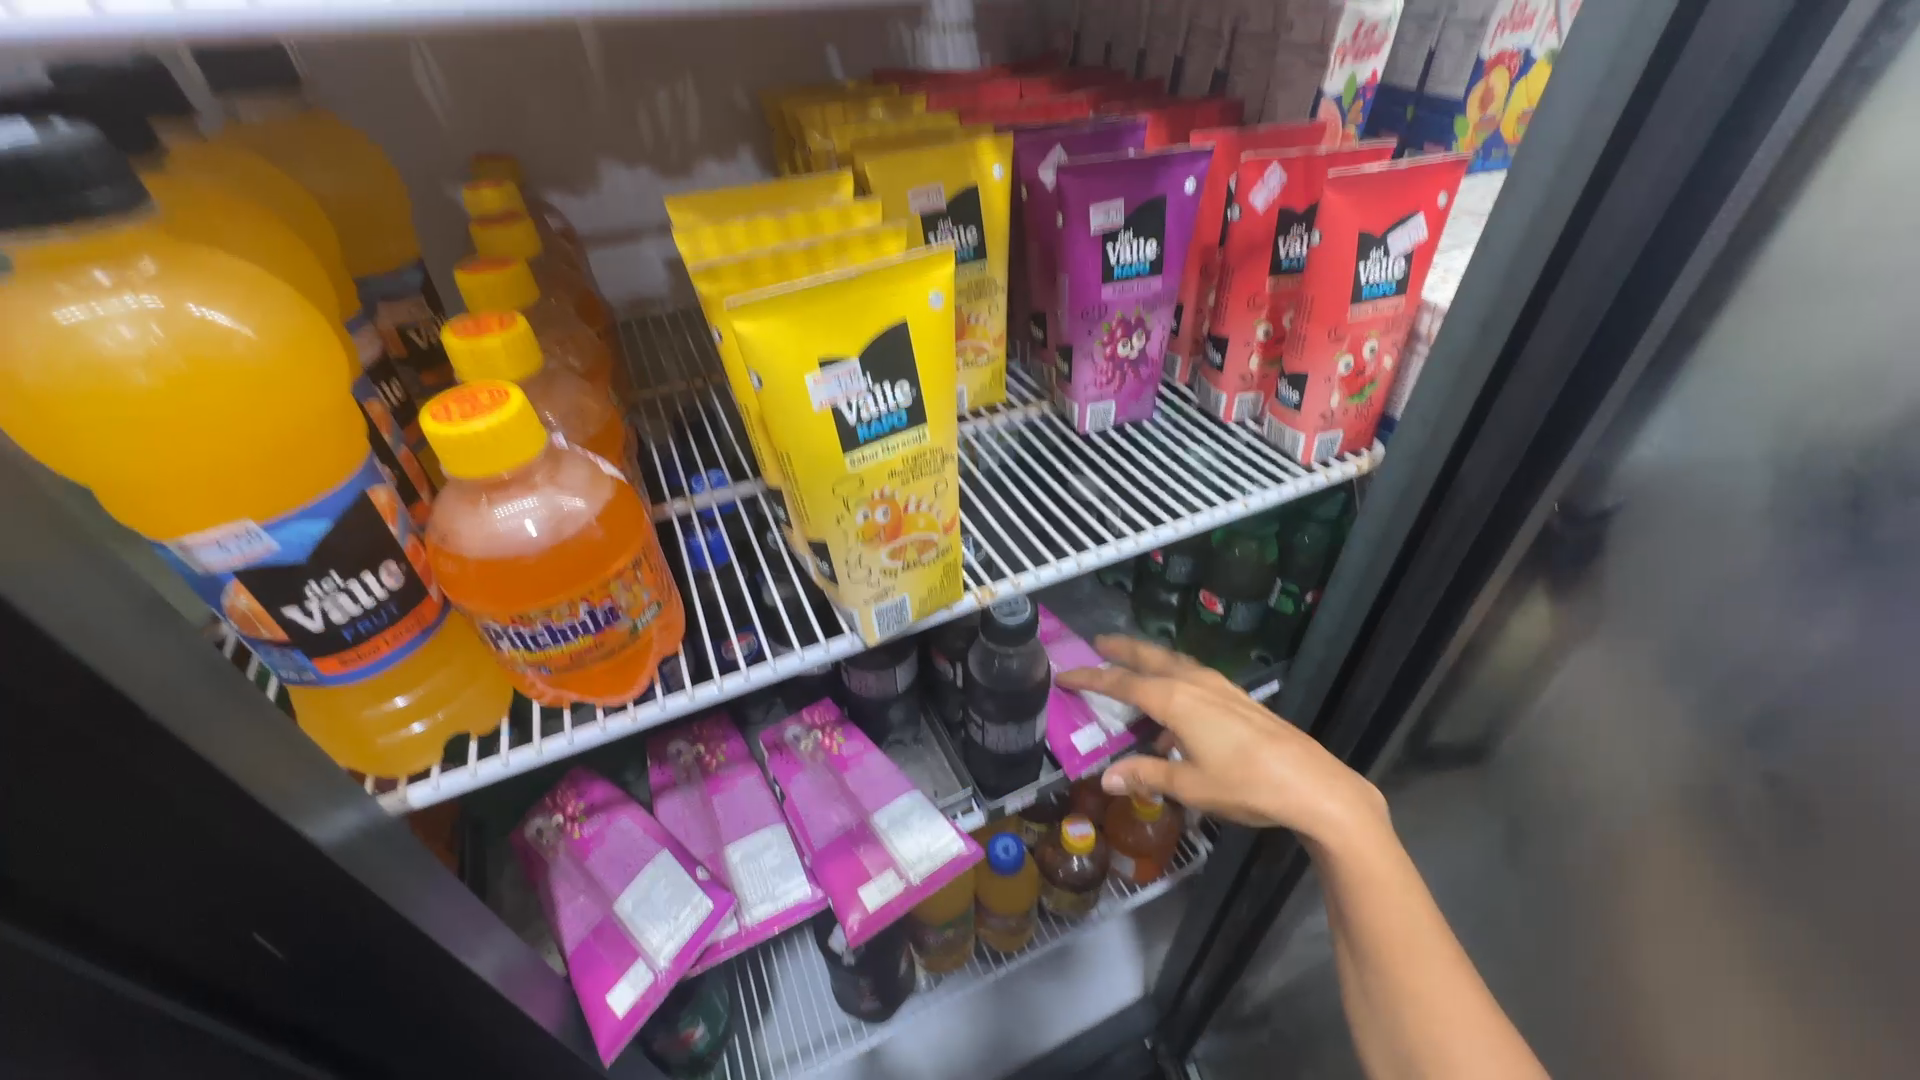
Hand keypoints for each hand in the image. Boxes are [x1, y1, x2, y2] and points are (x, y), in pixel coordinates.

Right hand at [1055, 635, 1388, 847]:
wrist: (1312, 784)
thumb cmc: (1246, 785)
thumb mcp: (1190, 786)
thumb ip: (1147, 775)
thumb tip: (1107, 778)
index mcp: (1175, 700)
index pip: (1121, 683)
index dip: (1090, 678)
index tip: (1064, 674)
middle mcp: (1194, 684)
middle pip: (1149, 658)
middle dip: (1122, 649)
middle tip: (1098, 642)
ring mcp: (1219, 687)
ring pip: (1174, 663)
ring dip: (1149, 660)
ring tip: (1132, 665)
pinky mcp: (1237, 698)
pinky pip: (1193, 677)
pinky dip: (1173, 679)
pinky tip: (1174, 708)